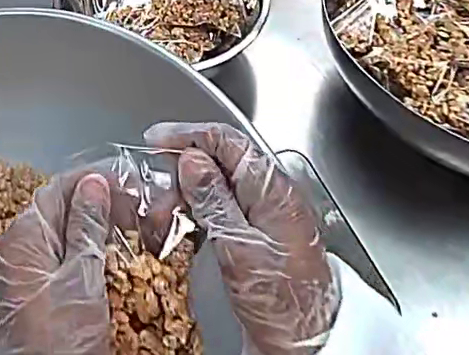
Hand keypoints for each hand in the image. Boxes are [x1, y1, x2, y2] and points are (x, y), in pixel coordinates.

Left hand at [0, 166, 143, 354]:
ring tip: (148, 232)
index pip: (63, 186)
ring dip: (111, 231)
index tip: (135, 182)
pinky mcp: (46, 300)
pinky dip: (102, 257)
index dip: (100, 178)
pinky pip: (75, 263)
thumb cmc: (56, 346)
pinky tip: (129, 261)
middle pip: (70, 210)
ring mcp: (33, 277)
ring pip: (76, 236)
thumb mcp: (79, 281)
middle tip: (150, 209)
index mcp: (24, 237)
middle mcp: (24, 250)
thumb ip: (87, 227)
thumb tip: (94, 182)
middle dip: (111, 206)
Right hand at [146, 122, 339, 354]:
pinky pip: (224, 208)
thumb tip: (191, 160)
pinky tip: (183, 229)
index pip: (226, 140)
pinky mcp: (260, 235)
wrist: (312, 345)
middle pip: (220, 160)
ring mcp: (266, 214)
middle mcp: (270, 193)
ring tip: (163, 217)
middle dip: (182, 171)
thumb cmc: (285, 304)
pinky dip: (199, 213)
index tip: (157, 139)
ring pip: (218, 185)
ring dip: (187, 195)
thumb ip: (214, 201)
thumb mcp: (240, 250)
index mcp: (271, 187)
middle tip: (155, 192)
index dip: (189, 135)